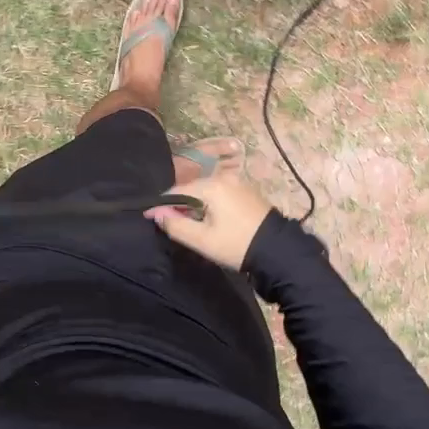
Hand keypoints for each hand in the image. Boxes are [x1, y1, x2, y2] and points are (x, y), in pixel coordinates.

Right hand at [147, 172, 274, 269]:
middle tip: (171, 225)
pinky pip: (219, 194)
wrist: (278, 251)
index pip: (176, 190)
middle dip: (179, 205)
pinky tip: (210, 221)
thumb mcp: (202, 240)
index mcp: (211, 186)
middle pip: (191, 189)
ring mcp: (237, 183)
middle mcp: (224, 178)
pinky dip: (210, 205)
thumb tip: (157, 213)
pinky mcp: (246, 192)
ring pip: (205, 192)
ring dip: (194, 206)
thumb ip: (176, 224)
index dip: (162, 205)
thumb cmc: (236, 245)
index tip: (150, 218)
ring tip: (190, 225)